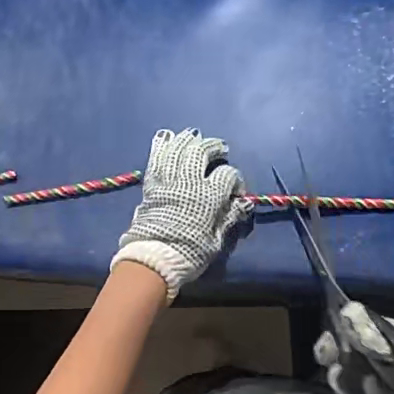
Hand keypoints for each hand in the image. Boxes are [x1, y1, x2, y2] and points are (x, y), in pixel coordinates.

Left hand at [108, 129, 253, 300]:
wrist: (154, 258)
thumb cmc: (189, 252)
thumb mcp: (216, 240)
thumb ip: (229, 218)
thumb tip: (243, 203)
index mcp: (208, 196)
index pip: (226, 174)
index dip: (235, 178)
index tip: (235, 188)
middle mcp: (188, 183)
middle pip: (200, 153)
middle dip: (211, 146)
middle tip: (219, 146)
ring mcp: (167, 181)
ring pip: (177, 151)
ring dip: (186, 140)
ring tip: (193, 135)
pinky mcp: (151, 185)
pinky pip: (156, 160)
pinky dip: (160, 146)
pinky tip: (165, 136)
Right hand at [316, 304, 393, 393]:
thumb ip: (372, 333)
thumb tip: (345, 310)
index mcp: (386, 333)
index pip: (348, 333)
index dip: (333, 342)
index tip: (324, 355)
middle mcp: (387, 351)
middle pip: (351, 358)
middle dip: (344, 369)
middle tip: (343, 382)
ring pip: (362, 379)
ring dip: (361, 387)